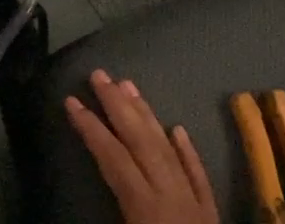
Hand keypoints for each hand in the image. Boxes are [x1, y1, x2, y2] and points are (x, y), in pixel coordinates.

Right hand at [66, 70, 219, 223]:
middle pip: (142, 142)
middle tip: (99, 74)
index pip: (113, 158)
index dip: (90, 128)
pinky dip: (189, 152)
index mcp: (146, 211)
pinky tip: (178, 129)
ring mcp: (196, 206)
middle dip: (118, 106)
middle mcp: (172, 199)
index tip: (70, 101)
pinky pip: (201, 178)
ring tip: (129, 86)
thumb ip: (104, 218)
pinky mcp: (214, 218)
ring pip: (169, 151)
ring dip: (148, 116)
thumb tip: (73, 211)